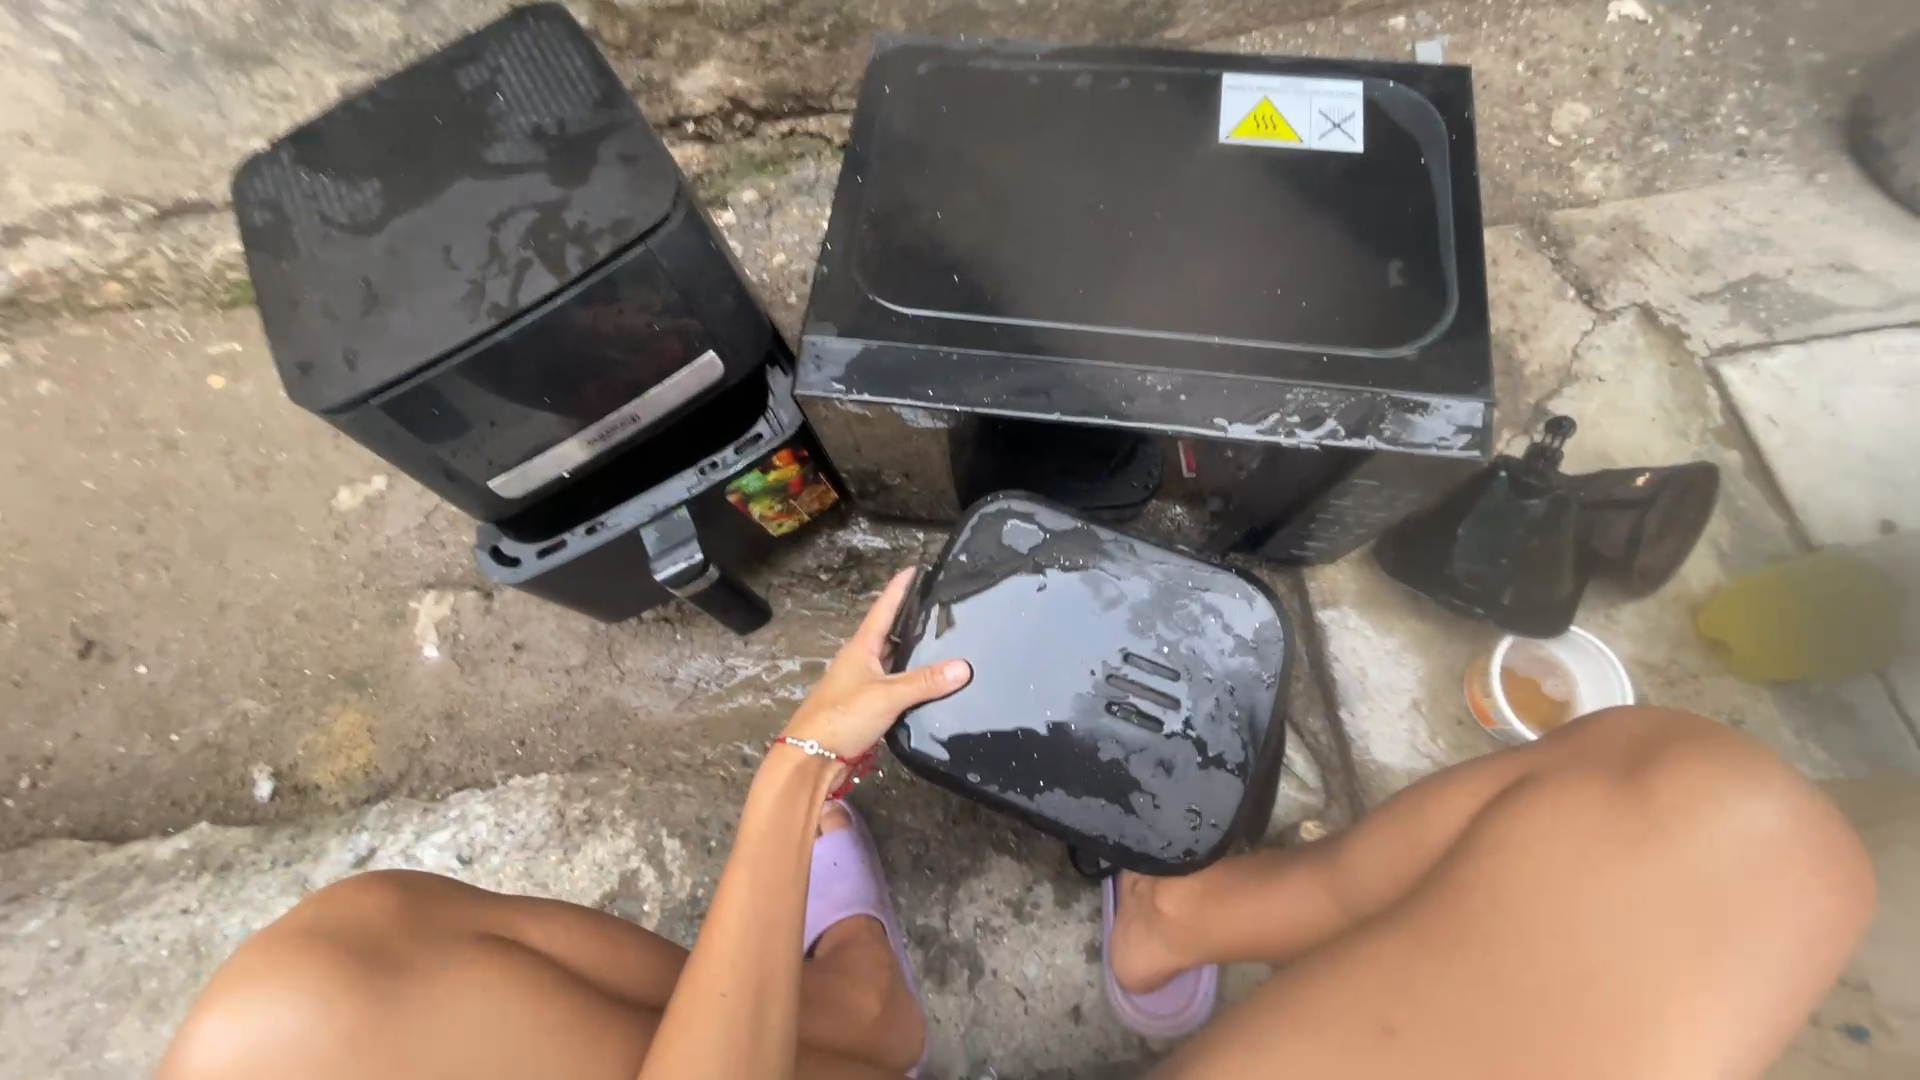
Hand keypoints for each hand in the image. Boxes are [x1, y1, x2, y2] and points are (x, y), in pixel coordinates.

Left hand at [779, 568, 971, 760]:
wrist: (810, 759)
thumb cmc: (841, 718)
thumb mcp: (886, 695)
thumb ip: (925, 681)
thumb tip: (964, 667)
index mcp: (860, 648)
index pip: (883, 609)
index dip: (898, 588)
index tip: (914, 569)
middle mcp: (860, 662)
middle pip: (888, 634)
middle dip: (910, 620)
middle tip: (937, 608)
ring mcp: (861, 686)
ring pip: (891, 662)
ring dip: (911, 653)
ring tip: (940, 643)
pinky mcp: (865, 709)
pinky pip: (893, 687)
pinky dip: (910, 682)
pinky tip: (927, 686)